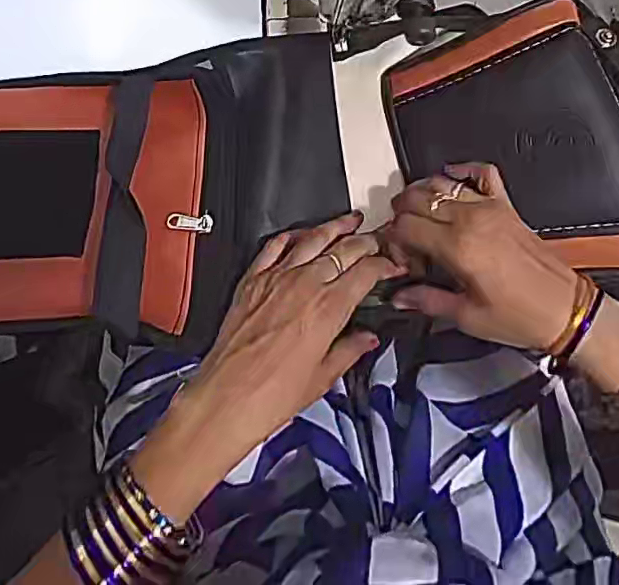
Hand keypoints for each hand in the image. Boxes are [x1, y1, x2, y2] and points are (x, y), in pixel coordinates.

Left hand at [133, 212, 402, 519]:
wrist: (225, 399)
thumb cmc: (271, 396)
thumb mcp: (323, 378)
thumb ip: (349, 350)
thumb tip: (366, 339)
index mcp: (329, 308)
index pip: (366, 271)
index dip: (385, 264)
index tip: (392, 265)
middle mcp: (305, 285)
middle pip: (345, 248)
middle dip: (367, 241)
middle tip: (378, 239)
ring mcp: (278, 277)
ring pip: (314, 238)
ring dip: (336, 226)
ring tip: (350, 220)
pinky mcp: (253, 279)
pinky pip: (275, 245)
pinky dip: (293, 234)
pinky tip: (302, 232)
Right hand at [380, 163, 582, 352]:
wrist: (563, 309)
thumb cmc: (523, 315)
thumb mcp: (467, 317)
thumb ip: (427, 301)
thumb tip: (402, 296)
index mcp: (458, 248)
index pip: (405, 225)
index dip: (393, 238)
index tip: (398, 254)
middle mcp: (471, 220)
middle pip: (417, 198)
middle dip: (401, 214)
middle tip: (404, 237)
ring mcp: (489, 208)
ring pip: (441, 183)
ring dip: (422, 194)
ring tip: (419, 214)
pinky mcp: (505, 205)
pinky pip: (481, 173)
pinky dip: (463, 170)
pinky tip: (452, 178)